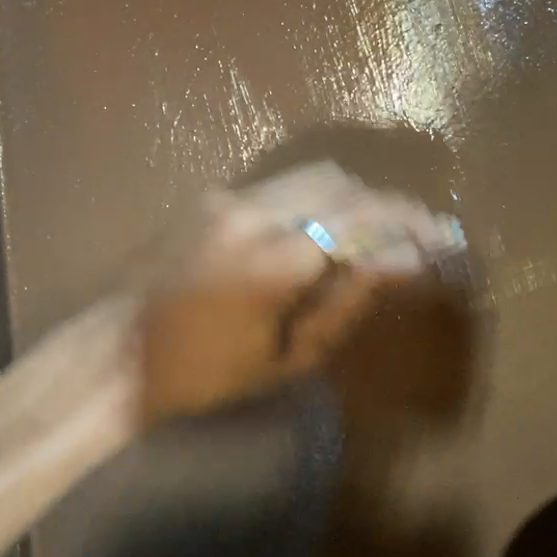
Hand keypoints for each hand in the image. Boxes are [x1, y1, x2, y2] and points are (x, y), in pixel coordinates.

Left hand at [134, 161, 460, 423]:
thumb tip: (400, 263)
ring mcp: (226, 199)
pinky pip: (281, 187)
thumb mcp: (287, 360)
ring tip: (380, 232)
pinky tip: (329, 230)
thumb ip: (346, 302)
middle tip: (420, 234)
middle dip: (387, 206)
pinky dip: (317, 201)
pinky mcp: (212, 198)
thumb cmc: (204, 380)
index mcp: (272, 261)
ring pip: (313, 177)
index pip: (359, 221)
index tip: (441, 239)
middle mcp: (250, 214)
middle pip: (341, 186)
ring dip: (354, 199)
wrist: (114, 360)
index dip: (408, 226)